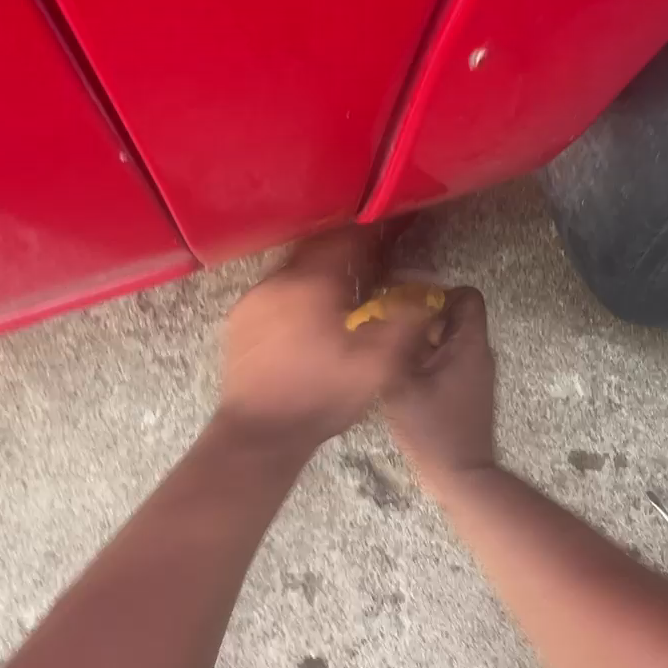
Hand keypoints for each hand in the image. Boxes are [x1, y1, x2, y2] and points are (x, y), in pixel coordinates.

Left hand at [216, 227, 436, 450]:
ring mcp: (254, 299)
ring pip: (294, 272)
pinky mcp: (241, 321)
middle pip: (317, 250)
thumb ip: (407, 322)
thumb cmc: (321, 395)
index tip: (390, 237)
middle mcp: (278, 280)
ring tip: (342, 296)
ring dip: (320, 276)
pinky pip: (275, 294)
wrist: (260, 432)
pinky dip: (297, 296)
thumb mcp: (378, 364)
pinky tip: (310, 320)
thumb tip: (426, 295)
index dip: (372, 235)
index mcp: (312, 282)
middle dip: (346, 255)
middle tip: (370, 268)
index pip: (346, 238)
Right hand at [382, 286, 495, 490]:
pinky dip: (429, 360)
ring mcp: (476, 372)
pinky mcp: (469, 389)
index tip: (408, 308)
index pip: (467, 295)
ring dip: (423, 341)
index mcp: (470, 344)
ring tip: (396, 358)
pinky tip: (406, 379)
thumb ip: (398, 343)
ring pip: (450, 338)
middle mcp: (480, 352)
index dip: (438, 293)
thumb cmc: (431, 429)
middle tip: (394, 334)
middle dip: (423, 318)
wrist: (460, 475)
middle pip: (456, 315)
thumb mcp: (402, 382)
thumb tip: (391, 310)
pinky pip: (450, 359)